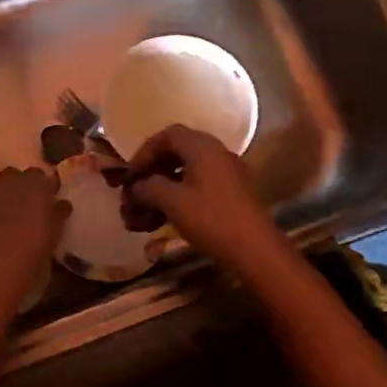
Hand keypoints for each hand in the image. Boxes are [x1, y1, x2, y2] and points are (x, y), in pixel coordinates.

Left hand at [0, 167, 68, 309]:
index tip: (53, 196)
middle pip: (23, 174)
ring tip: (13, 204)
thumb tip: (62, 203)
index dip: (49, 186)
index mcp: (39, 188)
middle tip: (33, 200)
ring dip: (10, 186)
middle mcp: (14, 183)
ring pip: (3, 179)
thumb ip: (58, 216)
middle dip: (29, 182)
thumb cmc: (29, 258)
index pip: (47, 177)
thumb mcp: (52, 238)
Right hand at [124, 124, 287, 276]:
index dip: (144, 152)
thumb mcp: (172, 202)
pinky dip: (173, 202)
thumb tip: (136, 186)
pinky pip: (194, 190)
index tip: (130, 175)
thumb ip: (148, 187)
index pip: (167, 135)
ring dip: (157, 193)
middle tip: (132, 195)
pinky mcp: (228, 197)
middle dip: (149, 176)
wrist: (255, 251)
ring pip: (182, 176)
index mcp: (203, 148)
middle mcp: (215, 156)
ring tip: (139, 218)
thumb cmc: (211, 220)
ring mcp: (224, 177)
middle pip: (174, 155)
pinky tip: (158, 223)